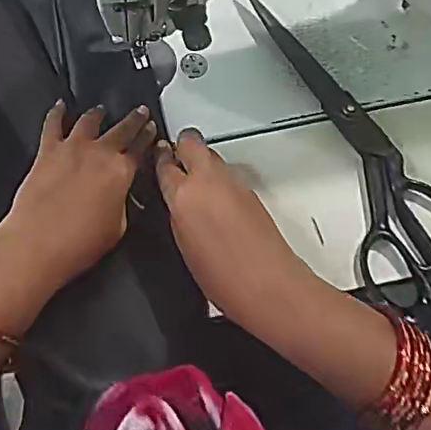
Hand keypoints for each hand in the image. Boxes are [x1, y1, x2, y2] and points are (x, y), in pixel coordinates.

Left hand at [0, 103, 155, 294]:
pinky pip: (53, 123)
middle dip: (133, 119)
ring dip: (97, 113)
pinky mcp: (47, 150)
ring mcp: (72, 148)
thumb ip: (121, 204)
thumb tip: (118, 197)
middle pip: (121, 129)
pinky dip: (57, 112)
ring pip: (89, 121)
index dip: (147, 137)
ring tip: (101, 110)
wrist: (39, 242)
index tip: (150, 130)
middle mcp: (98, 153)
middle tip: (139, 112)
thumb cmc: (79, 242)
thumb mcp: (117, 228)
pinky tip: (60, 106)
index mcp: (120, 172)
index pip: (139, 148)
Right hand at [155, 128, 327, 332]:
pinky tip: (220, 204)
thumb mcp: (183, 247)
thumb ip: (177, 214)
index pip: (164, 162)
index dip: (160, 159)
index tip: (159, 158)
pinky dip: (221, 182)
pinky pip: (228, 175)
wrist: (271, 288)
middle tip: (177, 156)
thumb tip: (176, 203)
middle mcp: (208, 181)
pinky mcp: (250, 192)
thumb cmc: (227, 279)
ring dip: (203, 163)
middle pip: (190, 141)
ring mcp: (232, 183)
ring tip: (200, 185)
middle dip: (182, 145)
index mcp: (183, 195)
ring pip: (211, 155)